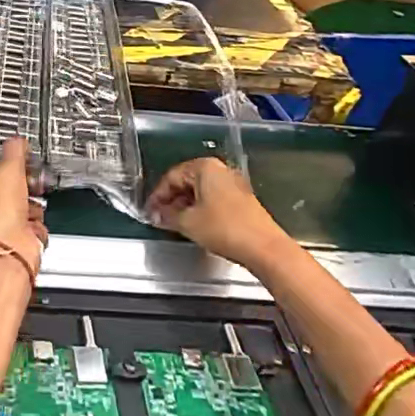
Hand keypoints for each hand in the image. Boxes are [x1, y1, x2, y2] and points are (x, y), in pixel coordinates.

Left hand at [0, 138, 48, 273]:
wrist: (9, 250)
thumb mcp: (7, 169)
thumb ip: (14, 152)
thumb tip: (18, 140)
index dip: (15, 171)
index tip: (27, 165)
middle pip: (16, 196)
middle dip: (29, 190)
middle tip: (36, 184)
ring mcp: (8, 232)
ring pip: (28, 214)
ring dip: (36, 209)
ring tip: (37, 205)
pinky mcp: (24, 246)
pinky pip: (38, 233)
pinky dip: (41, 229)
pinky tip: (38, 226)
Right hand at [146, 158, 291, 270]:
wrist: (265, 248)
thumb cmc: (224, 228)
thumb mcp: (189, 222)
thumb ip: (168, 216)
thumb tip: (156, 214)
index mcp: (204, 167)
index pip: (172, 176)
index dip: (158, 195)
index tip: (149, 211)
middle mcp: (219, 170)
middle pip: (187, 181)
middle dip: (171, 200)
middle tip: (160, 218)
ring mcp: (232, 184)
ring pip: (200, 192)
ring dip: (185, 206)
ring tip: (175, 224)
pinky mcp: (241, 200)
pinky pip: (213, 200)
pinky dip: (201, 210)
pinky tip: (196, 225)